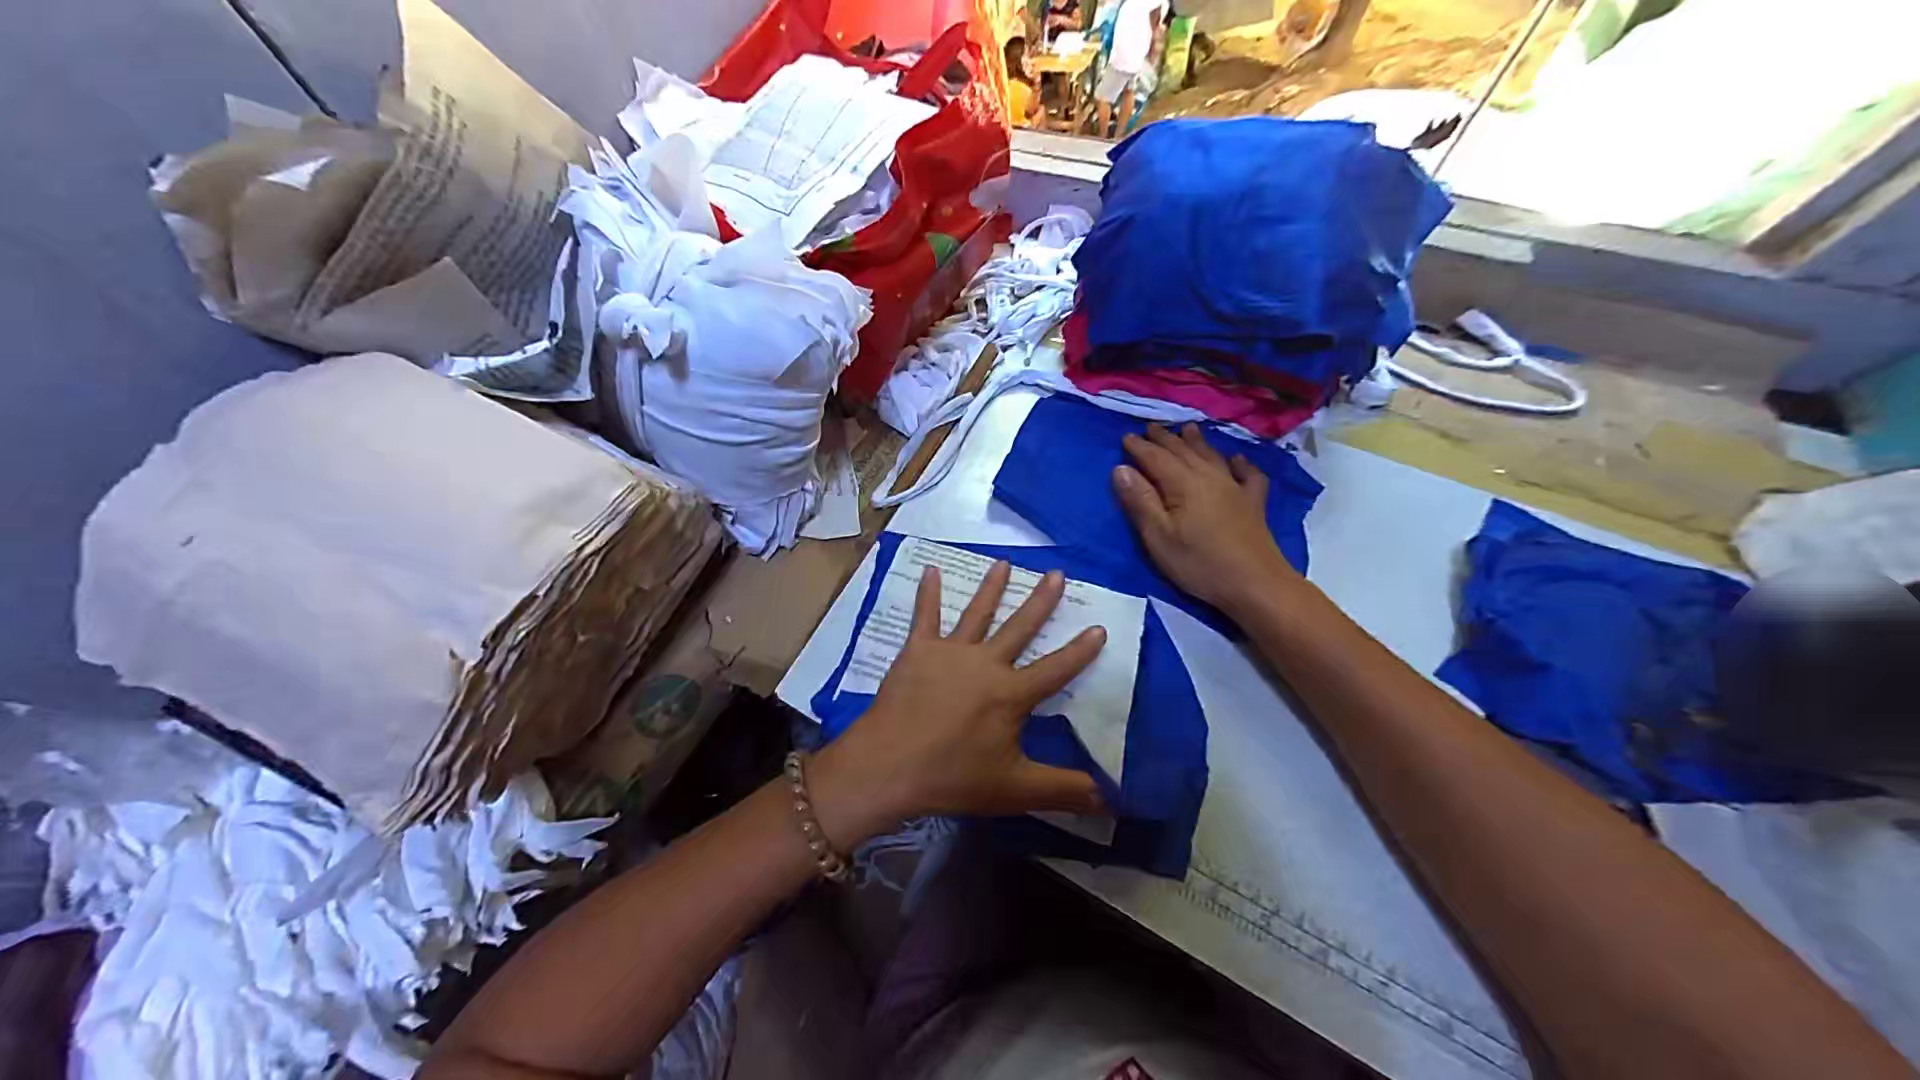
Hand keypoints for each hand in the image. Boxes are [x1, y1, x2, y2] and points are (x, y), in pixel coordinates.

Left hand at [810, 561, 1108, 847]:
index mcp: (1012, 694)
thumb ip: (1065, 790)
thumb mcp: (1016, 790)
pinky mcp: (917, 651)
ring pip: (977, 613)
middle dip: (1041, 600)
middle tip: (1056, 573)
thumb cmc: (954, 778)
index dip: (1080, 650)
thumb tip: (1112, 801)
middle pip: (1020, 627)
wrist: (889, 766)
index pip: (1056, 668)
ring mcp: (950, 653)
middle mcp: (985, 664)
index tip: (1099, 626)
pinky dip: (928, 594)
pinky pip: (926, 617)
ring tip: (1004, 562)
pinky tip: (931, 570)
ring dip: (992, 587)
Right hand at [1113, 423, 1298, 613]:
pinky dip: (1240, 463)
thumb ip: (1140, 501)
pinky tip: (1237, 460)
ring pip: (1211, 455)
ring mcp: (1235, 488)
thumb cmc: (1199, 563)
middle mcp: (1210, 477)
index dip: (1139, 447)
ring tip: (1187, 429)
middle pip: (1183, 451)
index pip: (1155, 458)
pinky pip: (1247, 474)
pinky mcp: (1253, 503)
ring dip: (1196, 441)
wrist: (1255, 584)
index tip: (1125, 437)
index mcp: (1183, 484)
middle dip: (1164, 438)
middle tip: (1150, 427)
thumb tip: (1121, 469)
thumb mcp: (1158, 537)